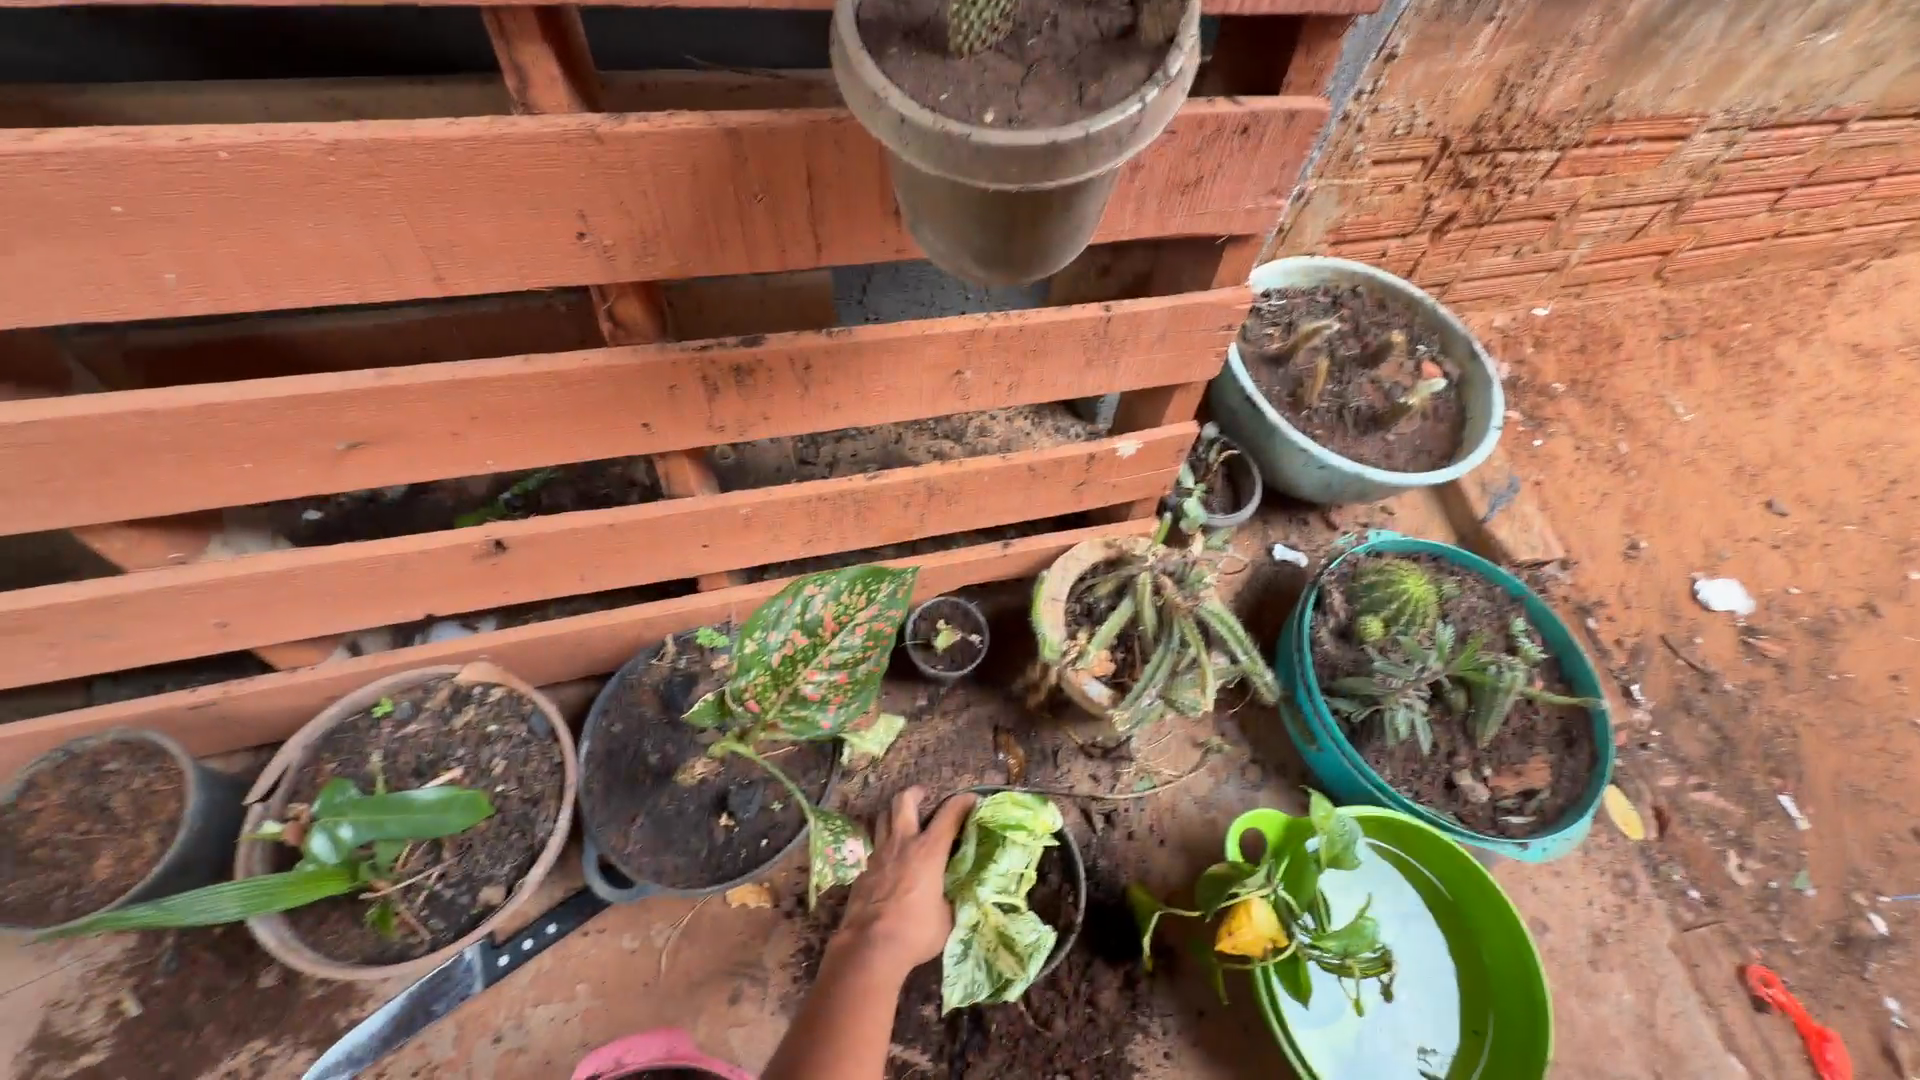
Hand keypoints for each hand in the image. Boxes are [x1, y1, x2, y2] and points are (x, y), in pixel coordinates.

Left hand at [830, 786, 977, 977]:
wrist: (869, 946)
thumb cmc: (915, 932)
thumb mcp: (946, 918)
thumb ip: (951, 900)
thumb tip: (954, 897)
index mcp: (929, 852)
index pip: (949, 815)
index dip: (962, 802)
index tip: (971, 799)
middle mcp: (902, 844)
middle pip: (903, 801)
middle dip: (915, 793)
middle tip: (923, 795)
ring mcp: (878, 855)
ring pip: (882, 818)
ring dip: (893, 814)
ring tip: (902, 820)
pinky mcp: (863, 871)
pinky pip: (874, 848)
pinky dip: (883, 847)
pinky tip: (888, 862)